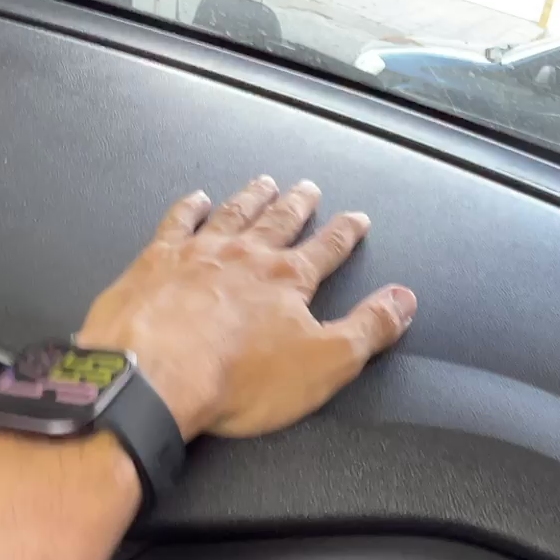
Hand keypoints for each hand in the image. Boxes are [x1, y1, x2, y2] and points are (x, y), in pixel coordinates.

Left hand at [76, 175, 416, 438]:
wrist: (155, 377)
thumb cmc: (239, 376)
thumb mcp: (326, 362)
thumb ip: (369, 328)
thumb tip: (404, 300)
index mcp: (288, 280)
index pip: (327, 249)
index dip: (345, 233)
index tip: (356, 218)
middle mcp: (246, 256)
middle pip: (279, 221)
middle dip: (298, 205)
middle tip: (308, 188)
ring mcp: (198, 254)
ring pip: (233, 213)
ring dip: (252, 197)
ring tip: (264, 182)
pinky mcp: (155, 263)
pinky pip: (176, 223)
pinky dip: (189, 208)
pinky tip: (196, 199)